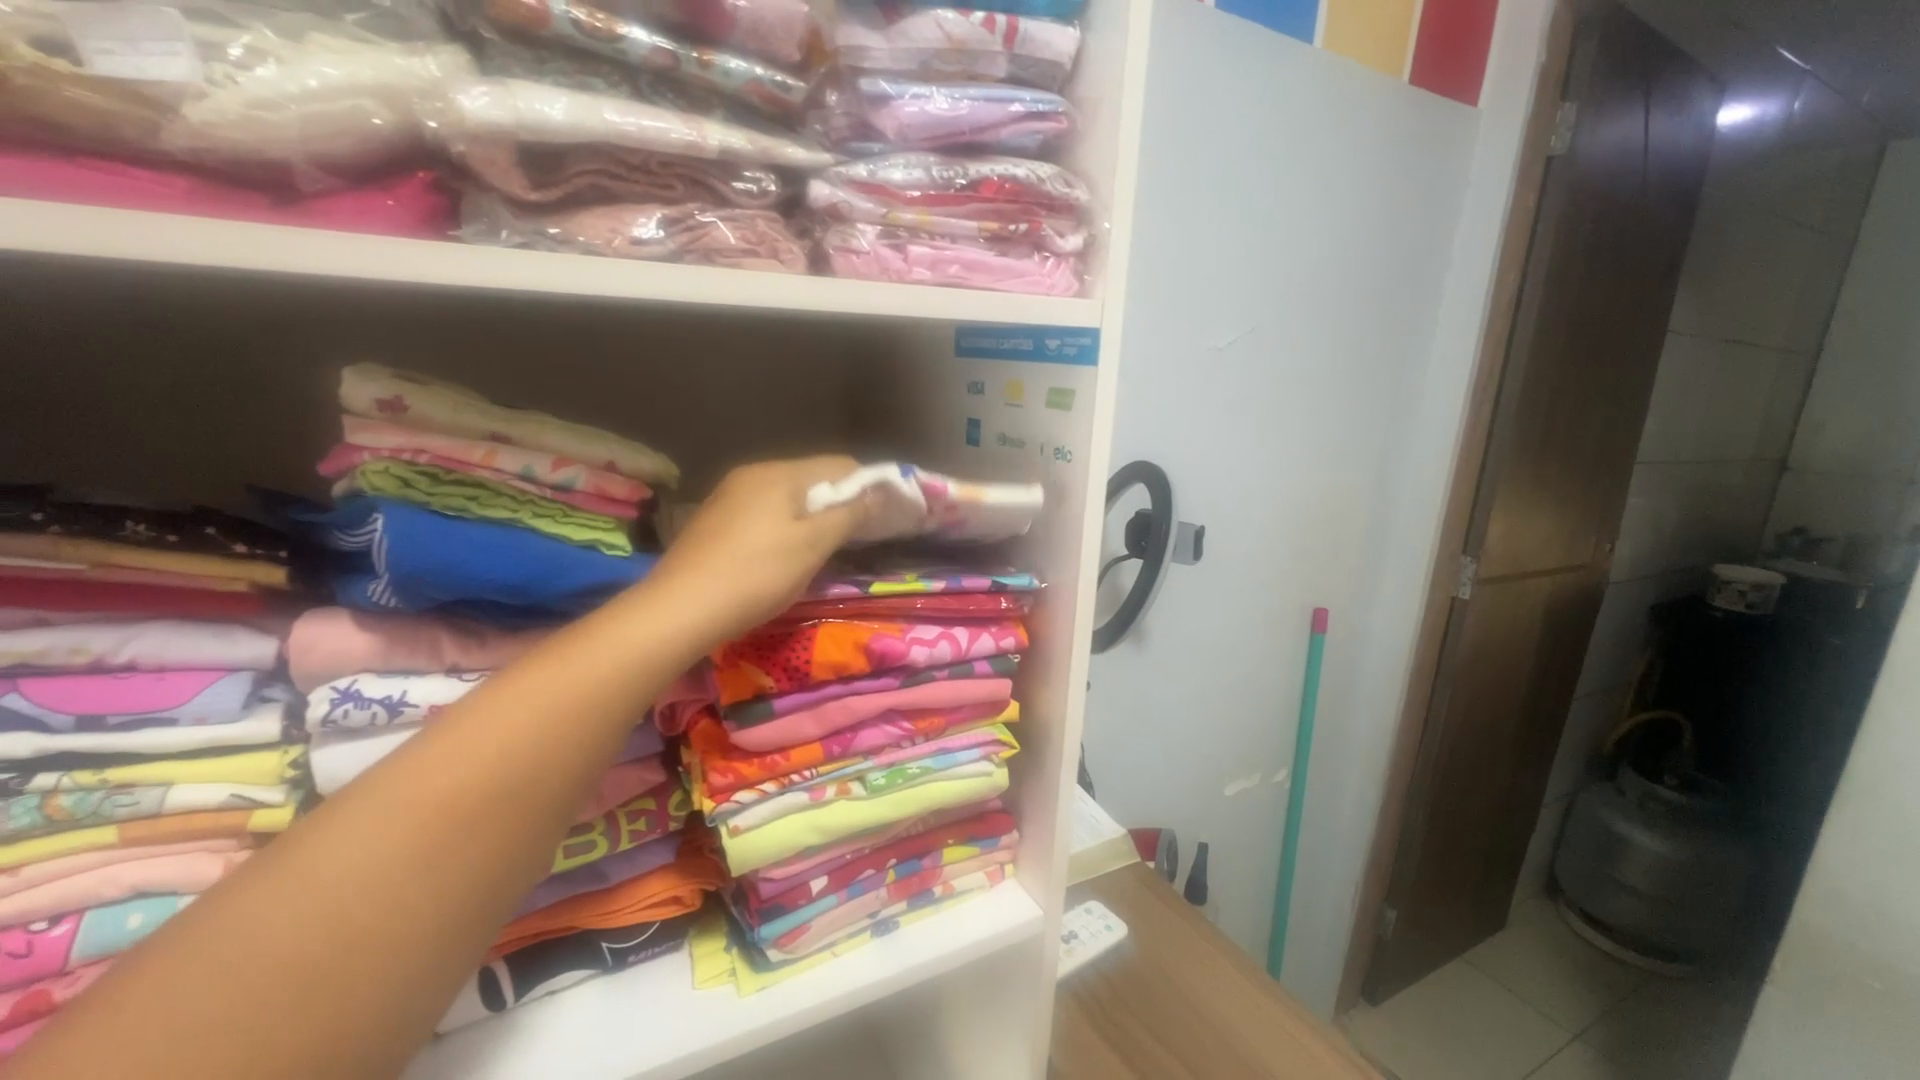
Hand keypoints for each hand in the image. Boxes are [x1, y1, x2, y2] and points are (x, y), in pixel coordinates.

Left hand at [643, 455, 867, 643]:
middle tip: (859, 539)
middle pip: (812, 480)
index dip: (869, 486)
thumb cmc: (755, 575)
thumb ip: (848, 515)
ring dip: (812, 520)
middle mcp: (752, 475)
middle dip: (839, 504)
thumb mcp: (812, 546)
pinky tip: (784, 560)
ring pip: (787, 499)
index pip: (839, 465)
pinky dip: (785, 530)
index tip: (888, 516)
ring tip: (824, 553)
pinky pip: (764, 515)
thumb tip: (877, 494)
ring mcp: (729, 497)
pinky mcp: (715, 522)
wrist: (679, 610)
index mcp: (778, 473)